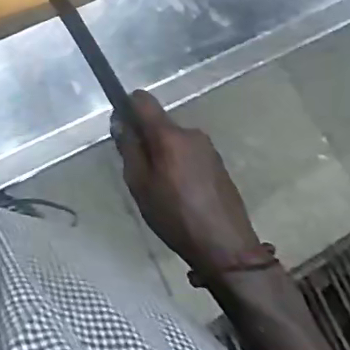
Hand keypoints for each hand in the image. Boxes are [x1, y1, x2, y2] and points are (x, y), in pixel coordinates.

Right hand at [114, 90, 266, 276]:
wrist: (228, 250)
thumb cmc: (176, 216)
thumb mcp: (140, 184)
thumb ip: (128, 148)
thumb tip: (121, 122)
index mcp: (169, 134)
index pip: (142, 99)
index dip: (127, 107)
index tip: (123, 129)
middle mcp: (191, 133)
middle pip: (159, 123)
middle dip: (146, 138)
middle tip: (141, 170)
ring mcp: (208, 149)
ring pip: (175, 140)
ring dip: (164, 153)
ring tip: (163, 187)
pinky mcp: (219, 164)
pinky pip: (190, 153)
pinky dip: (180, 164)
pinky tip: (182, 193)